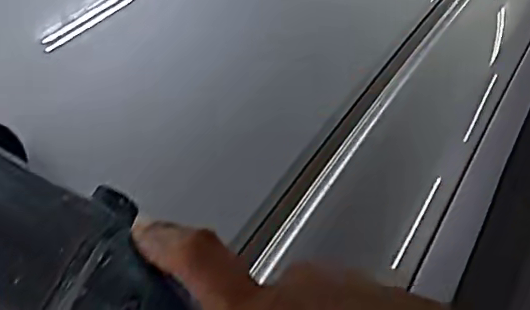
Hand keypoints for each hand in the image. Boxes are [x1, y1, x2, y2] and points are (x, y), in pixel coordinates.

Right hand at [132, 220, 445, 309]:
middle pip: (253, 296)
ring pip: (305, 305)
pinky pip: (345, 306)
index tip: (141, 226)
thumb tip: (222, 292)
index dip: (163, 240)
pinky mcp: (389, 292)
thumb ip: (234, 300)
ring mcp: (351, 285)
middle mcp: (305, 286)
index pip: (197, 258)